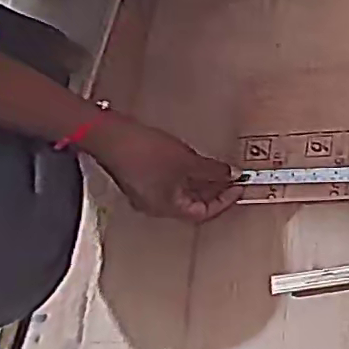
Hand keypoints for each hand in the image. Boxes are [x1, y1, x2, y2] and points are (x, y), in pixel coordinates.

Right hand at [87, 118, 242, 221]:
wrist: (110, 135)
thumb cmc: (144, 152)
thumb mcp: (187, 162)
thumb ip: (212, 171)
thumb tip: (232, 175)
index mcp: (167, 208)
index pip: (203, 213)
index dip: (224, 202)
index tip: (238, 188)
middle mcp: (156, 205)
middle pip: (193, 204)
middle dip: (215, 191)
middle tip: (232, 178)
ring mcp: (147, 192)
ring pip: (182, 193)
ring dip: (202, 183)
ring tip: (219, 169)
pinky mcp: (142, 178)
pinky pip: (172, 183)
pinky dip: (188, 176)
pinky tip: (197, 163)